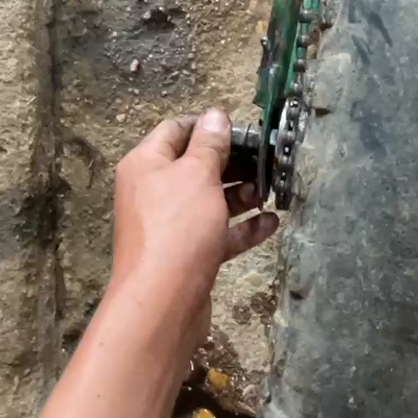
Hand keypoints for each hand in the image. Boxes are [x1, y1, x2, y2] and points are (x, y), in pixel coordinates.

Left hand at [111, 109, 278, 318]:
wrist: (164, 302)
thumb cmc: (177, 227)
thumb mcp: (198, 174)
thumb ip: (210, 144)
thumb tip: (216, 115)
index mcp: (146, 164)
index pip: (176, 130)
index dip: (208, 126)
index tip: (242, 130)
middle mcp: (154, 191)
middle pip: (195, 166)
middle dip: (232, 162)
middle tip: (265, 160)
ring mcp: (170, 225)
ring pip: (209, 200)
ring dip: (240, 194)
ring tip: (268, 190)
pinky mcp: (188, 254)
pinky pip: (218, 233)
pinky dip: (242, 228)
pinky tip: (270, 223)